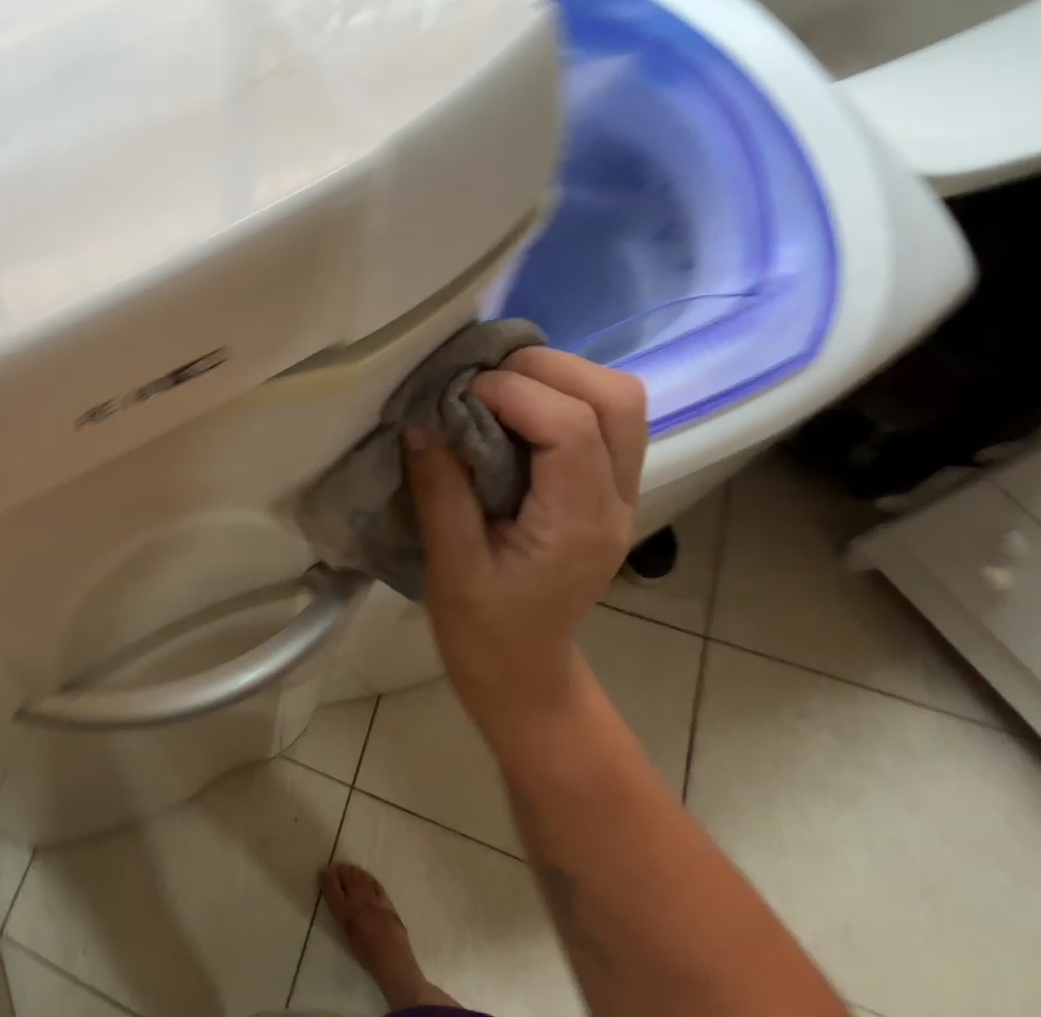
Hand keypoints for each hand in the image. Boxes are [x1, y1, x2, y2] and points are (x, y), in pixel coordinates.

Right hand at [403, 348, 646, 738]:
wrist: (520, 672)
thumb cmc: (481, 630)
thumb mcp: (450, 565)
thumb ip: (441, 490)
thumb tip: (421, 421)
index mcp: (578, 525)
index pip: (573, 427)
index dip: (515, 393)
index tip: (455, 394)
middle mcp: (616, 501)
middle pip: (616, 398)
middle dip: (546, 369)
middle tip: (478, 378)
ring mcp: (619, 495)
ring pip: (619, 402)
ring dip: (559, 377)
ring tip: (494, 387)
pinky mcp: (605, 492)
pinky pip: (603, 421)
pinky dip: (561, 397)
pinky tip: (511, 411)